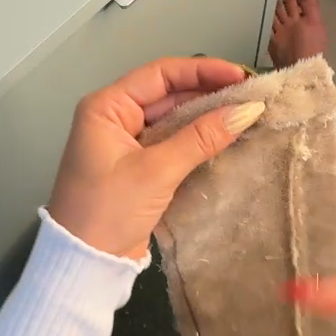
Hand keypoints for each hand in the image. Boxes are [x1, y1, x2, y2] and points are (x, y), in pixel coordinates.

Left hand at [47, 57, 264, 259]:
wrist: (83, 264)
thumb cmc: (109, 210)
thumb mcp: (156, 172)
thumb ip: (202, 137)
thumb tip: (248, 109)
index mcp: (107, 107)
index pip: (160, 75)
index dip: (202, 71)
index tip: (241, 76)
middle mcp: (115, 117)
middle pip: (168, 94)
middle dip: (208, 93)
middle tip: (252, 95)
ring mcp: (126, 143)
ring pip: (173, 118)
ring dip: (206, 116)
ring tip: (247, 112)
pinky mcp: (139, 167)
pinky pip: (172, 142)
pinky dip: (197, 139)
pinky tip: (227, 137)